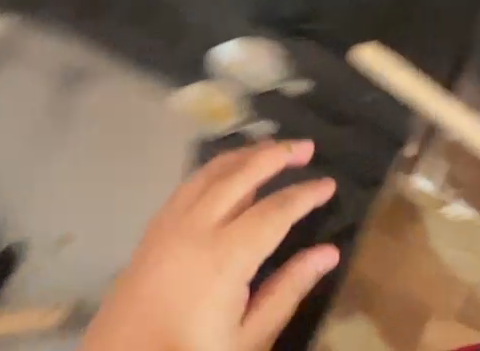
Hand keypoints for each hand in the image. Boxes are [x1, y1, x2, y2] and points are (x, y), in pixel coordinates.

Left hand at [80, 139, 339, 350]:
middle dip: (278, 155)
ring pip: (213, 171)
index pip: (277, 210)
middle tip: (307, 148)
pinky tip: (228, 171)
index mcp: (225, 257)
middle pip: (243, 173)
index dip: (306, 194)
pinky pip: (189, 183)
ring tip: (273, 148)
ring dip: (247, 154)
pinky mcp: (151, 231)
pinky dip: (216, 168)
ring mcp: (168, 225)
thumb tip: (328, 253)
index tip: (328, 184)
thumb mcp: (246, 340)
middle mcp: (196, 228)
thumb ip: (287, 291)